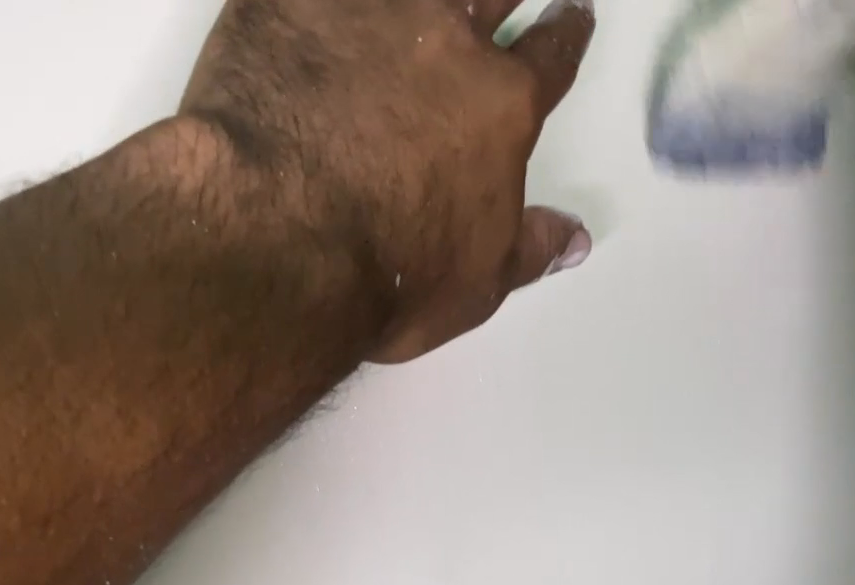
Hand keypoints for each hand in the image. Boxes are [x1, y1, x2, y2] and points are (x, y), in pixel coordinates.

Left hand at [179, 0, 596, 363]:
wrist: (280, 247)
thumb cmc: (387, 280)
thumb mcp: (474, 286)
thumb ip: (526, 250)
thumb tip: (574, 238)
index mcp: (500, 106)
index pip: (550, 56)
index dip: (563, 36)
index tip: (569, 18)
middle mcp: (442, 40)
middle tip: (490, 4)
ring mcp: (363, 11)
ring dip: (417, 1)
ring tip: (407, 12)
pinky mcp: (284, 7)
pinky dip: (319, 3)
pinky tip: (318, 14)